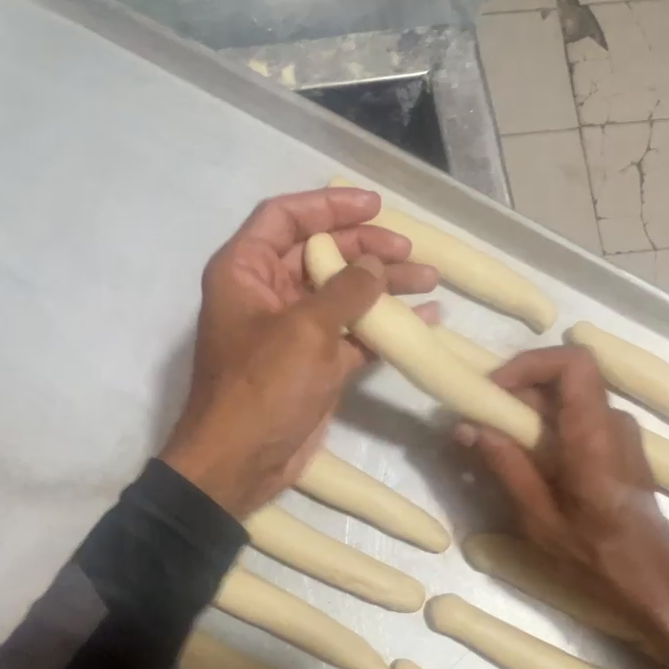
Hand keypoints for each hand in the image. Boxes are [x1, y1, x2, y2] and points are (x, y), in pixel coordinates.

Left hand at [160, 188, 437, 516]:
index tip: (375, 206)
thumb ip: (346, 290)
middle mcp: (267, 293)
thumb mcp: (305, 329)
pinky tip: (424, 318)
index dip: (329, 205)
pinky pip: (353, 334)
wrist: (240, 463)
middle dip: (366, 249)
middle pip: (320, 253)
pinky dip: (384, 326)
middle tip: (409, 252)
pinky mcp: (315, 365)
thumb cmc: (262, 386)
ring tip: (428, 279)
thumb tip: (378, 267)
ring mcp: (293, 331)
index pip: (285, 218)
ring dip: (383, 286)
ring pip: (342, 294)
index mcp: (246, 270)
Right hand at [455, 347, 668, 624]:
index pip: (572, 362)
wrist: (651, 578)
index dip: (529, 364)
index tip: (494, 390)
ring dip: (531, 413)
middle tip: (482, 421)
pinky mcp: (620, 450)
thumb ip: (505, 464)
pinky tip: (528, 462)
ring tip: (498, 444)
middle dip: (518, 393)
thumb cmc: (595, 552)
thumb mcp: (538, 515)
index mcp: (593, 432)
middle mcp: (612, 422)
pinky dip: (549, 429)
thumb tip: (468, 428)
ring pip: (570, 401)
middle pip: (564, 380)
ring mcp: (620, 434)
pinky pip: (580, 421)